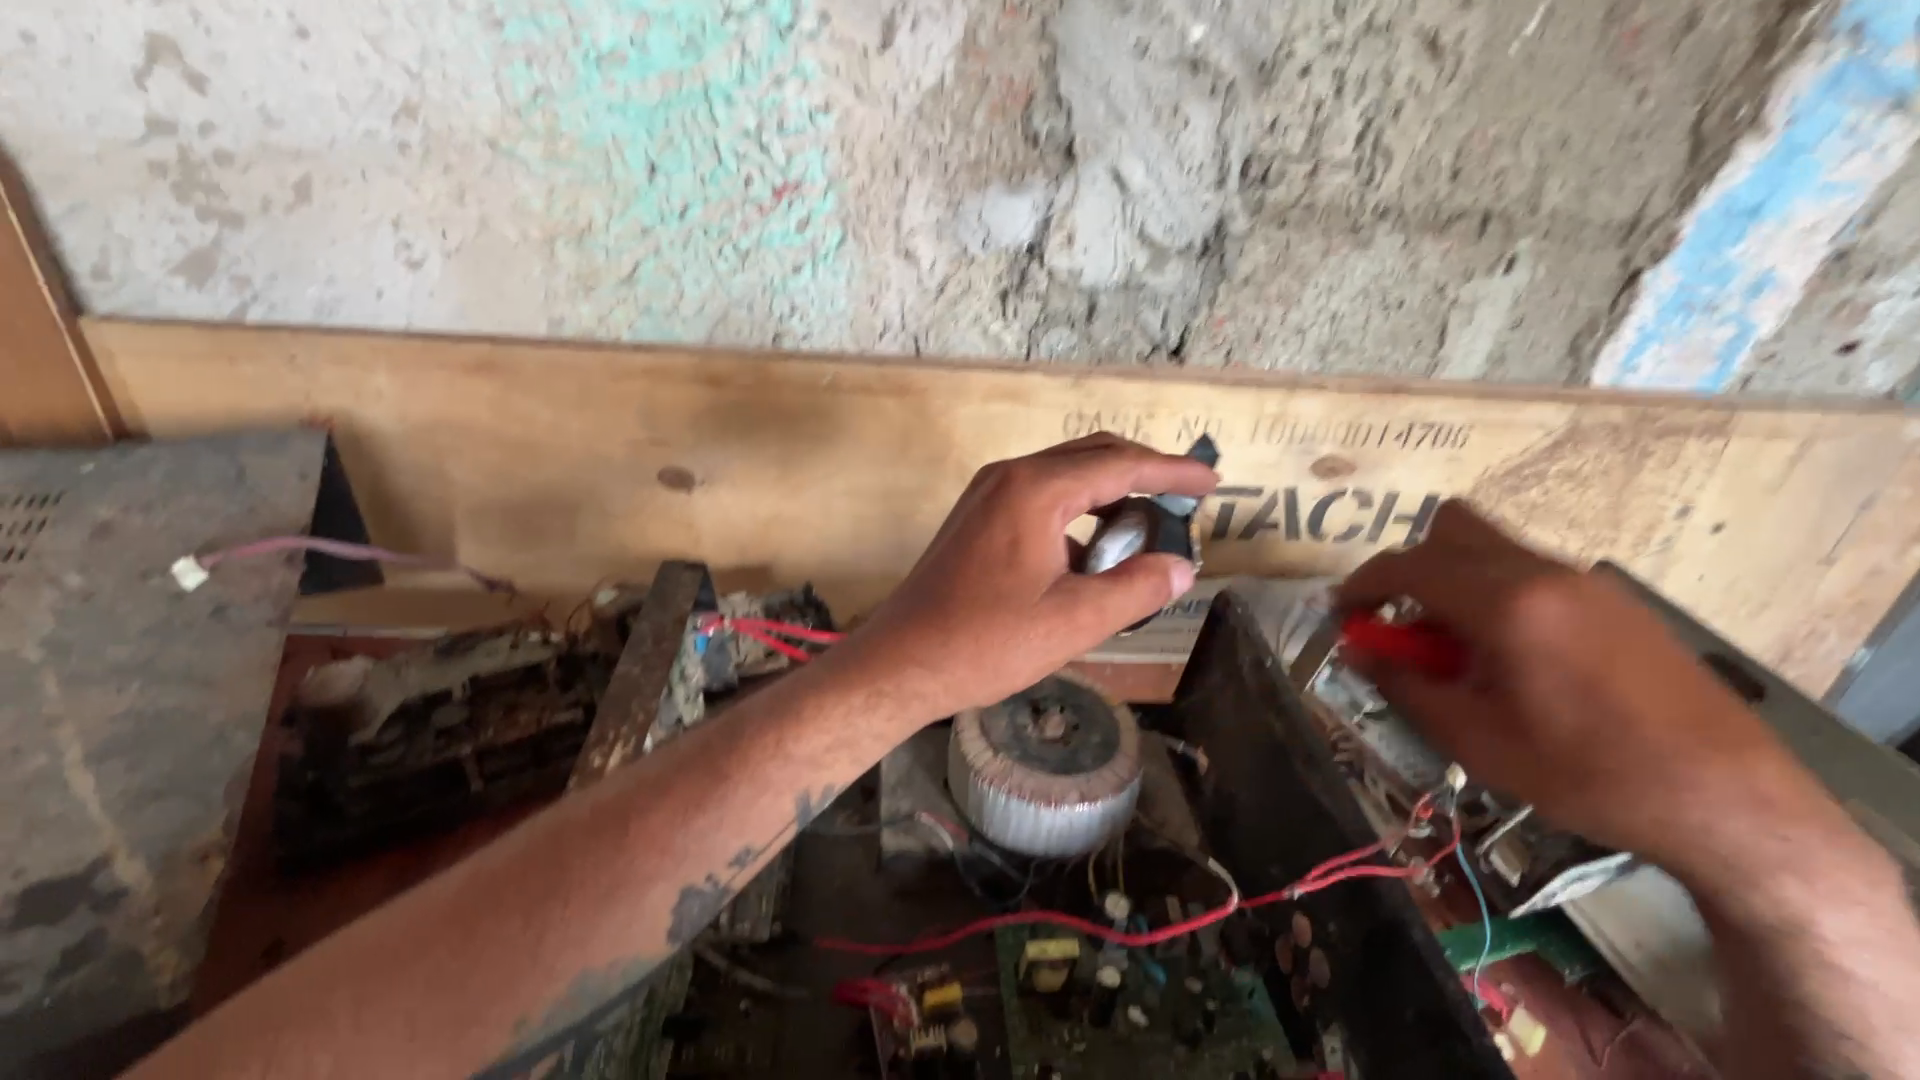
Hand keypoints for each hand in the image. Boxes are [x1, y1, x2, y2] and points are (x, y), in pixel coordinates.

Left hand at [820, 434, 1216, 726]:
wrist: (901, 661)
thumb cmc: (986, 642)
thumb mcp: (1074, 621)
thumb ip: (1136, 588)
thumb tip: (1181, 568)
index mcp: (1036, 490)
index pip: (1120, 465)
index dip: (1171, 472)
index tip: (1210, 483)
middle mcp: (1009, 477)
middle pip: (1091, 456)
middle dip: (1141, 473)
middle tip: (1184, 500)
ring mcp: (986, 494)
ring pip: (1063, 476)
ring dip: (1107, 495)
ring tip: (1142, 532)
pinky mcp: (975, 517)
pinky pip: (1039, 497)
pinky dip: (1075, 514)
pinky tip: (1089, 556)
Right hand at [1336, 501, 1844, 881]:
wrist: (1727, 797)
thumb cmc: (1586, 774)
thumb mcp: (1474, 740)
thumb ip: (1404, 685)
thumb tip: (1357, 651)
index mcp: (1506, 604)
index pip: (1408, 565)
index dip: (1361, 586)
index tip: (1341, 616)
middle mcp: (1544, 573)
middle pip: (1451, 529)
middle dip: (1408, 568)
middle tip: (1400, 623)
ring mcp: (1586, 581)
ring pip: (1493, 548)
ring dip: (1453, 581)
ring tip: (1454, 651)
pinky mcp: (1615, 600)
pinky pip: (1531, 573)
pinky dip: (1496, 594)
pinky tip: (1510, 658)